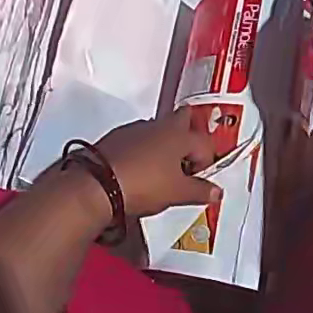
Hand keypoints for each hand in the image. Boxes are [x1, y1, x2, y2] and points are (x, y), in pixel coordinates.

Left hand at [93, 111, 221, 215]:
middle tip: (188, 159)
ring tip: (162, 170)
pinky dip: (142, 151)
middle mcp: (157, 126)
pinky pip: (136, 140)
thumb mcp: (177, 193)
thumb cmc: (142, 183)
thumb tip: (215, 192)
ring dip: (163, 144)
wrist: (98, 185)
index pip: (204, 143)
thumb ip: (200, 191)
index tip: (200, 180)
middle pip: (182, 119)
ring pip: (157, 129)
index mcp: (179, 135)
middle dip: (189, 135)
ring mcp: (134, 130)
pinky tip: (139, 171)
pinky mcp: (115, 138)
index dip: (207, 161)